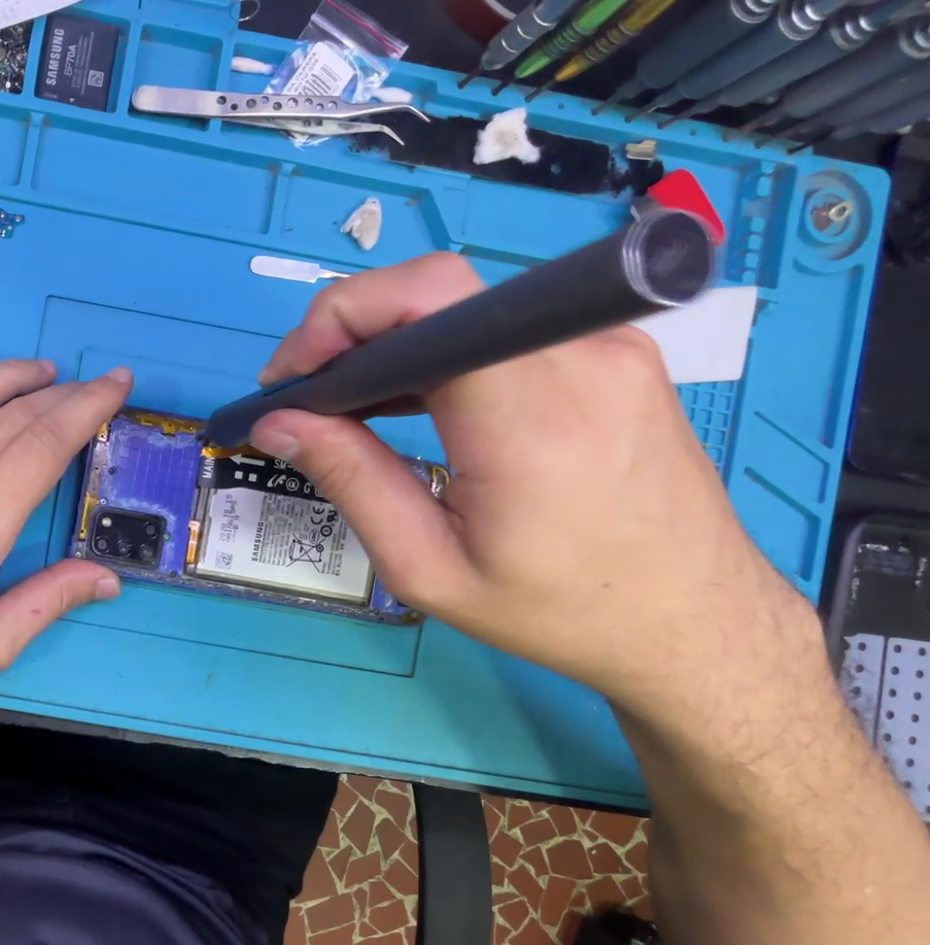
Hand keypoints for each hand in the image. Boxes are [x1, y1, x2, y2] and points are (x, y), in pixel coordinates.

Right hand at [244, 254, 815, 716]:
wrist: (696, 624)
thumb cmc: (556, 611)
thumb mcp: (427, 567)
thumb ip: (350, 481)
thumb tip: (278, 423)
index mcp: (529, 417)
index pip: (426, 297)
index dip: (340, 316)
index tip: (292, 379)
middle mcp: (578, 357)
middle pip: (436, 290)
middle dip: (349, 331)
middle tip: (304, 397)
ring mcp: (606, 349)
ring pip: (464, 305)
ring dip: (389, 342)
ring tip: (345, 405)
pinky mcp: (613, 356)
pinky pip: (501, 328)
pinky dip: (437, 352)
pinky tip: (409, 402)